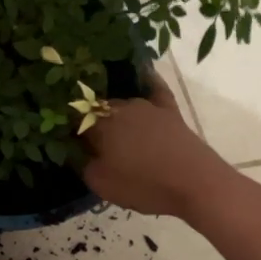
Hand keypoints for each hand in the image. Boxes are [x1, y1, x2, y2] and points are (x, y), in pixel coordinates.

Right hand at [79, 75, 239, 217]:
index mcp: (98, 123)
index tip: (63, 141)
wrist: (197, 185)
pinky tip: (143, 74)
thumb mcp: (99, 182)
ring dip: (113, 113)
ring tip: (113, 129)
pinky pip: (154, 88)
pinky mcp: (170, 111)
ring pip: (121, 103)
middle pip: (95, 109)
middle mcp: (119, 107)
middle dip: (89, 121)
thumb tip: (75, 149)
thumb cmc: (143, 185)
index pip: (72, 119)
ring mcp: (147, 106)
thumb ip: (81, 162)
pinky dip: (146, 81)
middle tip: (89, 143)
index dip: (66, 130)